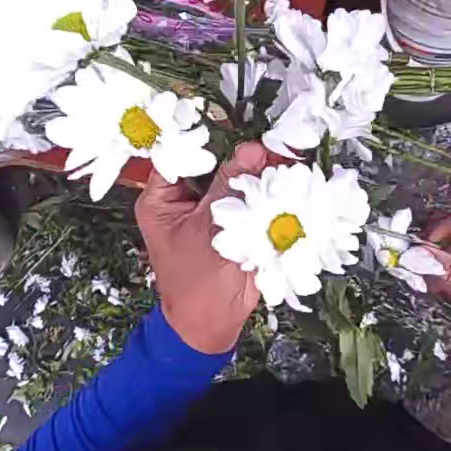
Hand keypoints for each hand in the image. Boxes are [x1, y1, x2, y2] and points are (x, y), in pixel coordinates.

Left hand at [136, 141, 272, 352]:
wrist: (215, 325)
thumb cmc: (198, 283)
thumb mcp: (210, 229)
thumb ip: (230, 186)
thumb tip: (253, 148)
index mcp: (162, 199)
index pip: (181, 155)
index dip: (208, 139)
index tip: (236, 125)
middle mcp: (185, 198)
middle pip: (214, 163)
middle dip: (243, 154)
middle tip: (272, 144)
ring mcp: (212, 208)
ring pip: (236, 177)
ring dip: (260, 169)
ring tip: (287, 157)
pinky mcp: (236, 219)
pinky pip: (251, 195)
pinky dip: (269, 187)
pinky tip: (289, 176)